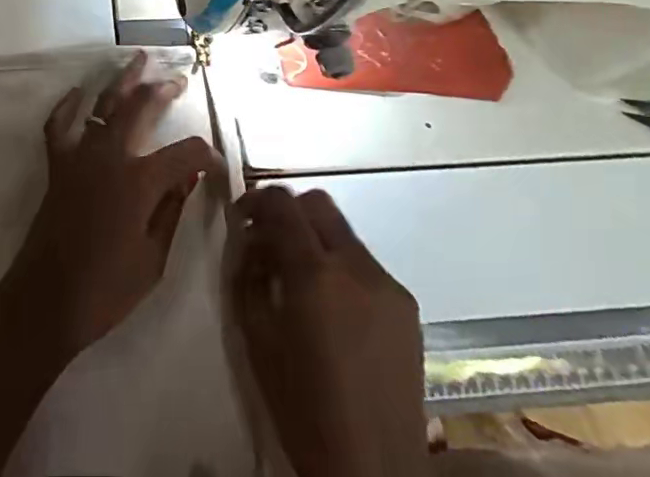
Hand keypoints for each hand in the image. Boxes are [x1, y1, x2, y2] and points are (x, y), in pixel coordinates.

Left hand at [9, 51, 219, 356]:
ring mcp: (80, 157)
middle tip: (179, 78)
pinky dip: (69, 105)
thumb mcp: (154, 257)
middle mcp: (110, 157)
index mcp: (141, 181)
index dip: (205, 154)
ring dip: (122, 80)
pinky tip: (80, 92)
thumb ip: (172, 209)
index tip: (215, 164)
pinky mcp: (58, 166)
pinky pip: (60, 125)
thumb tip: (188, 176)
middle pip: (141, 107)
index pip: (186, 152)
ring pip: (103, 104)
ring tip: (137, 59)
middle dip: (163, 89)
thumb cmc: (106, 289)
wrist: (45, 302)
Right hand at [231, 186, 427, 476]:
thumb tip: (249, 241)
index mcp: (314, 276)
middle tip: (268, 240)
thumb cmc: (302, 410)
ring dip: (316, 239)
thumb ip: (248, 278)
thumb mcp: (257, 341)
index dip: (256, 199)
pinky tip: (333, 307)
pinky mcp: (407, 302)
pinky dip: (342, 266)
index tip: (241, 216)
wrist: (374, 468)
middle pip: (319, 203)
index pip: (283, 204)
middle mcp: (357, 267)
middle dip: (289, 211)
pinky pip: (366, 264)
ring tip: (300, 278)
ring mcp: (388, 282)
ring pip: (344, 232)